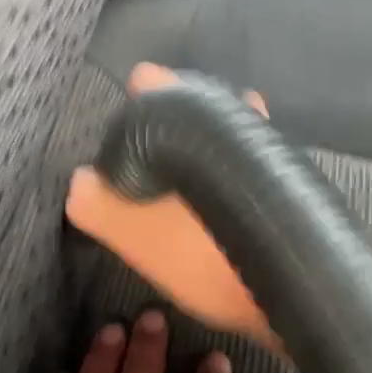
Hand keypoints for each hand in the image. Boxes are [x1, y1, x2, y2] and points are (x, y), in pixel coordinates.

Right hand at [64, 65, 274, 344]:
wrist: (289, 290)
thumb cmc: (205, 254)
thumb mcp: (133, 233)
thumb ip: (95, 203)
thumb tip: (82, 180)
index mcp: (192, 114)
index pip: (150, 81)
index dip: (129, 108)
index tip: (121, 147)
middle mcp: (232, 112)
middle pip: (183, 103)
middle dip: (162, 131)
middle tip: (145, 175)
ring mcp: (264, 140)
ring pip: (213, 128)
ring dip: (193, 151)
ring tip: (176, 192)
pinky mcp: (282, 170)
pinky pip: (240, 152)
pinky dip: (221, 167)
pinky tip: (211, 203)